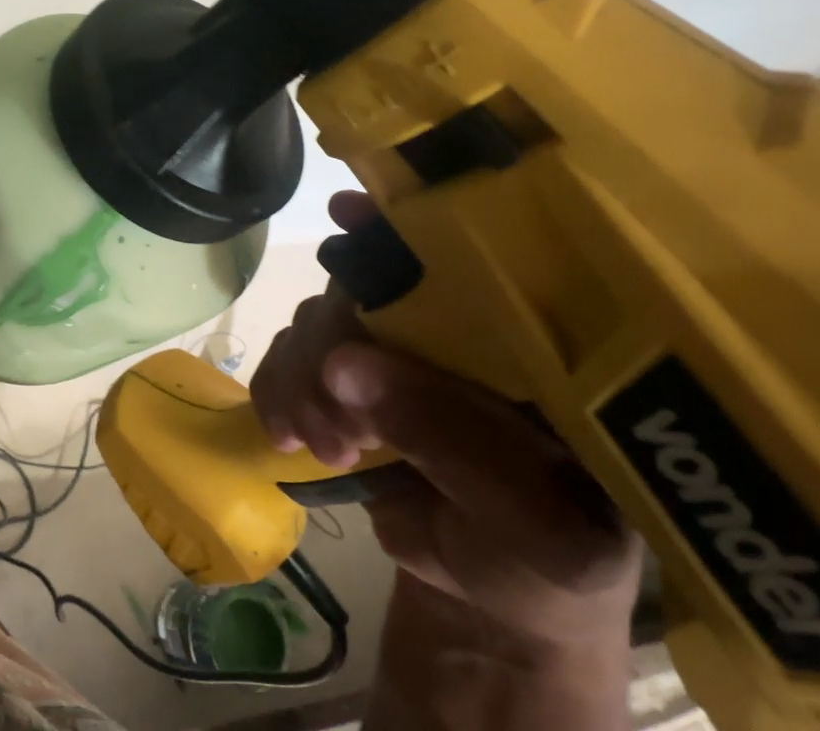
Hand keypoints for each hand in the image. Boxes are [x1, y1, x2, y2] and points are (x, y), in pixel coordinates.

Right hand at [252, 191, 641, 660]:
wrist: (489, 601)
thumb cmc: (544, 567)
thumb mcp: (528, 521)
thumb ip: (451, 442)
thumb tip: (343, 364)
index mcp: (544, 349)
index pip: (485, 265)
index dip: (417, 233)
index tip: (349, 218)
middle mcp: (471, 333)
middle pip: (379, 288)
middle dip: (336, 343)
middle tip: (336, 426)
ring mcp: (406, 354)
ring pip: (324, 318)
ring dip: (301, 376)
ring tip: (318, 446)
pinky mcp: (354, 380)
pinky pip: (292, 355)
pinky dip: (276, 387)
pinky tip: (286, 433)